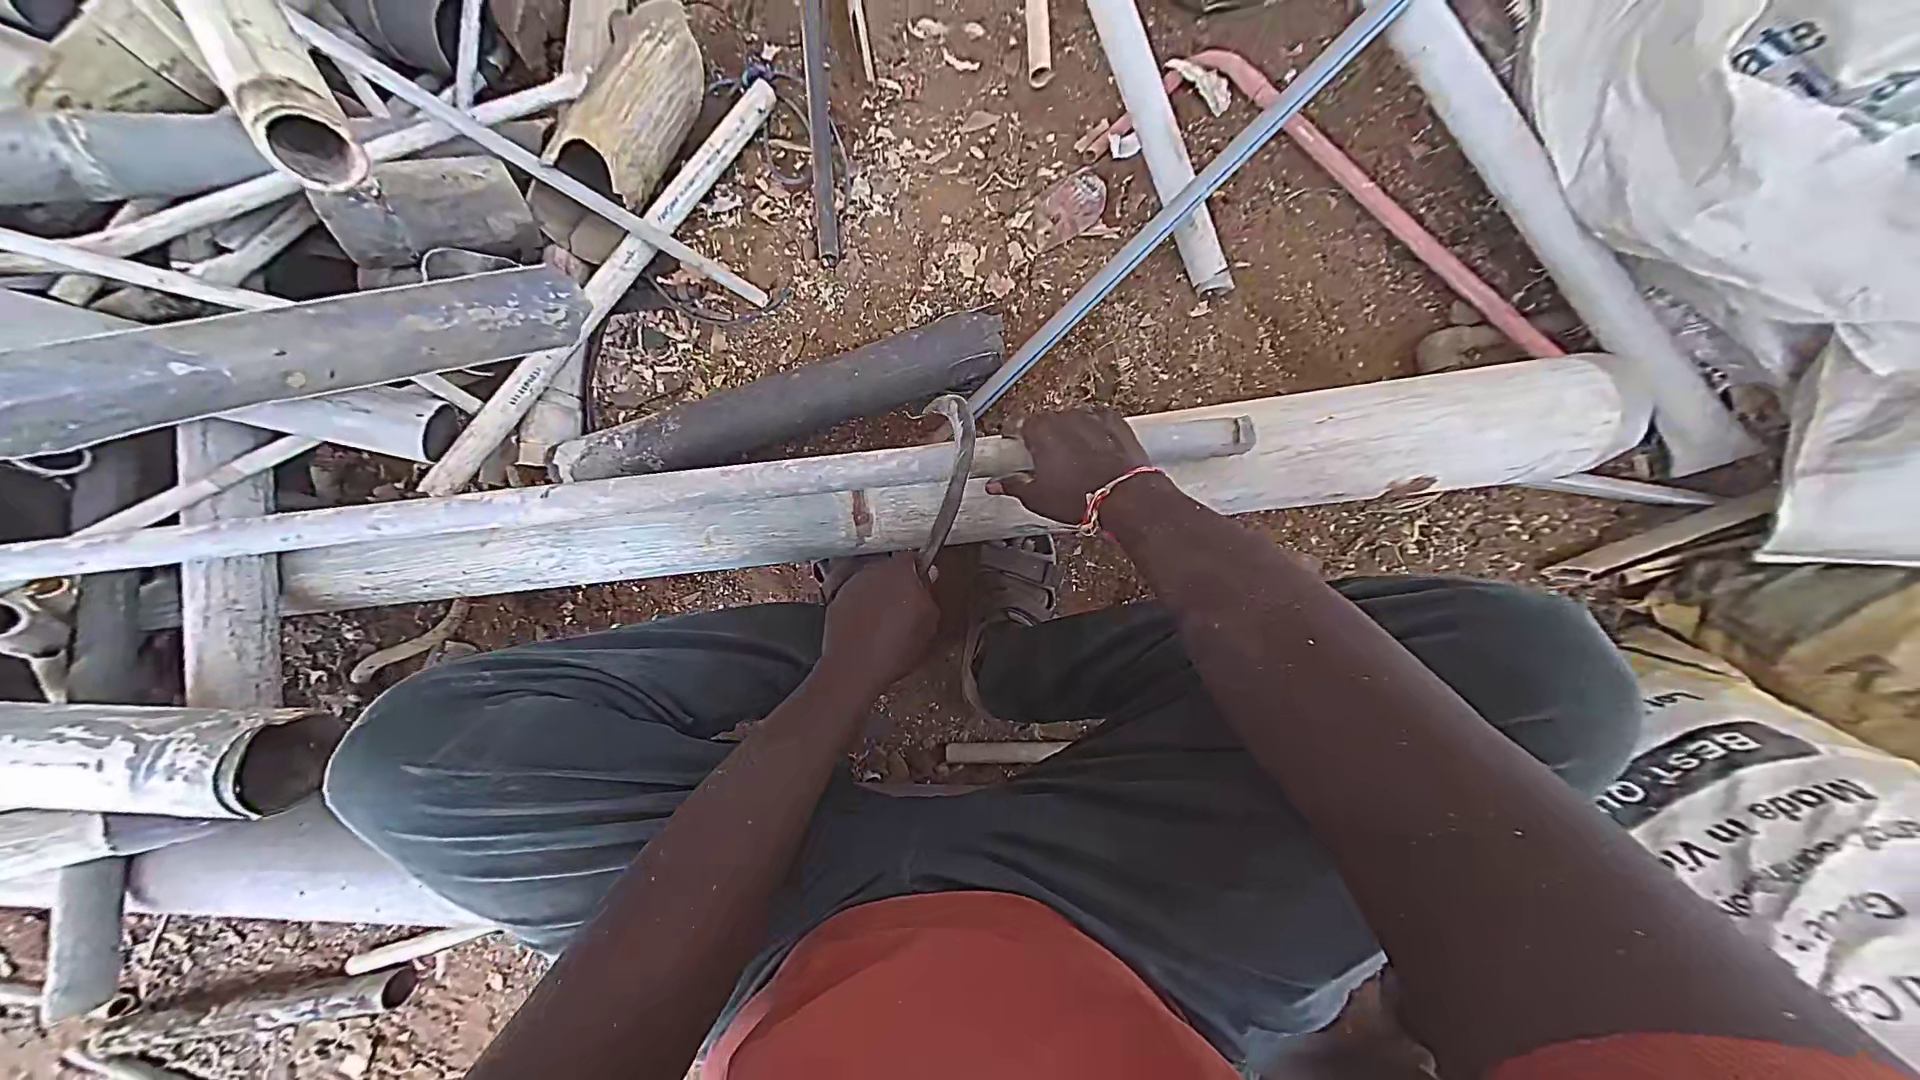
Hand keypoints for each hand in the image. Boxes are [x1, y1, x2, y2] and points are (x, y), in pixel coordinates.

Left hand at [819, 553, 939, 691]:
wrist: (855, 667)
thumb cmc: (896, 647)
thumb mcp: (929, 623)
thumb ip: (929, 595)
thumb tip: (926, 578)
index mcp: (900, 572)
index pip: (912, 559)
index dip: (918, 573)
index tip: (922, 586)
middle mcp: (874, 572)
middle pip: (890, 571)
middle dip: (898, 585)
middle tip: (906, 609)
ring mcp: (852, 586)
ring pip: (872, 584)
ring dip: (879, 596)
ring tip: (885, 624)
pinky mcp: (836, 601)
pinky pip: (855, 599)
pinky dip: (861, 609)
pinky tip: (868, 630)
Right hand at [987, 406, 1151, 525]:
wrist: (1125, 496)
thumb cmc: (1081, 497)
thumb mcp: (1037, 498)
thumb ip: (1013, 485)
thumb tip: (996, 484)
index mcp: (1040, 432)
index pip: (1017, 424)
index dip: (1014, 436)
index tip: (1014, 447)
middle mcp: (1064, 418)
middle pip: (1045, 422)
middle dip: (1042, 438)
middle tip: (1044, 462)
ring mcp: (1091, 417)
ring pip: (1071, 421)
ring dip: (1068, 435)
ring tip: (1072, 460)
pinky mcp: (1113, 421)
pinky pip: (1096, 422)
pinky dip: (1092, 433)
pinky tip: (1094, 452)